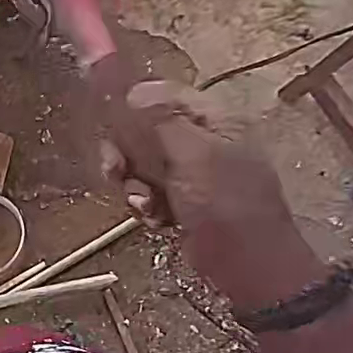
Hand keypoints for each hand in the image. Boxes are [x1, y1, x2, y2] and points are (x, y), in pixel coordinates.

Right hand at [105, 80, 328, 310]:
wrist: (244, 262)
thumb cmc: (224, 202)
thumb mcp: (193, 155)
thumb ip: (163, 120)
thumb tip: (136, 90)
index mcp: (215, 122)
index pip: (168, 95)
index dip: (136, 103)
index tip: (108, 118)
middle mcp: (202, 142)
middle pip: (145, 131)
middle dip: (126, 153)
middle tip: (114, 171)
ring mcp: (190, 173)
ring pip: (140, 164)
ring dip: (133, 184)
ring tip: (143, 204)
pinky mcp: (179, 199)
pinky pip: (147, 191)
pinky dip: (144, 204)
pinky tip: (152, 217)